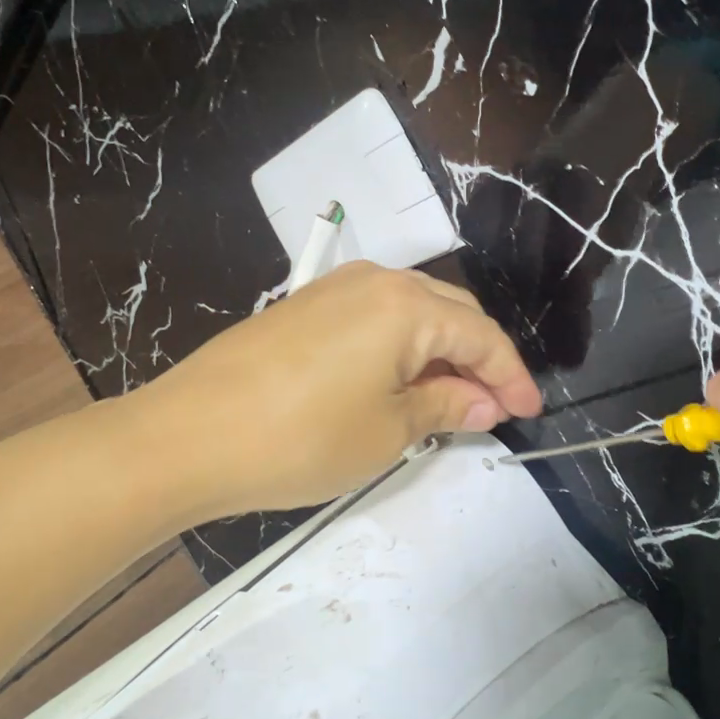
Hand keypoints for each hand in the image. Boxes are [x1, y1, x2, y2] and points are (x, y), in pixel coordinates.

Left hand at [132, 262, 542, 518]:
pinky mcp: (304, 306)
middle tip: (493, 408)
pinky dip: (400, 347)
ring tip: (449, 401)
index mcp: (407, 305)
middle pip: (450, 314)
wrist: (188, 435)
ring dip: (439, 352)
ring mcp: (334, 289)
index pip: (481, 336)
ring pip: (411, 312)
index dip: (511, 377)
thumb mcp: (386, 432)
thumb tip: (484, 403)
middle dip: (479, 360)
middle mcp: (375, 281)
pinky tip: (397, 383)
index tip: (531, 412)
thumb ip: (444, 408)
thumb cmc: (301, 437)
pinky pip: (374, 317)